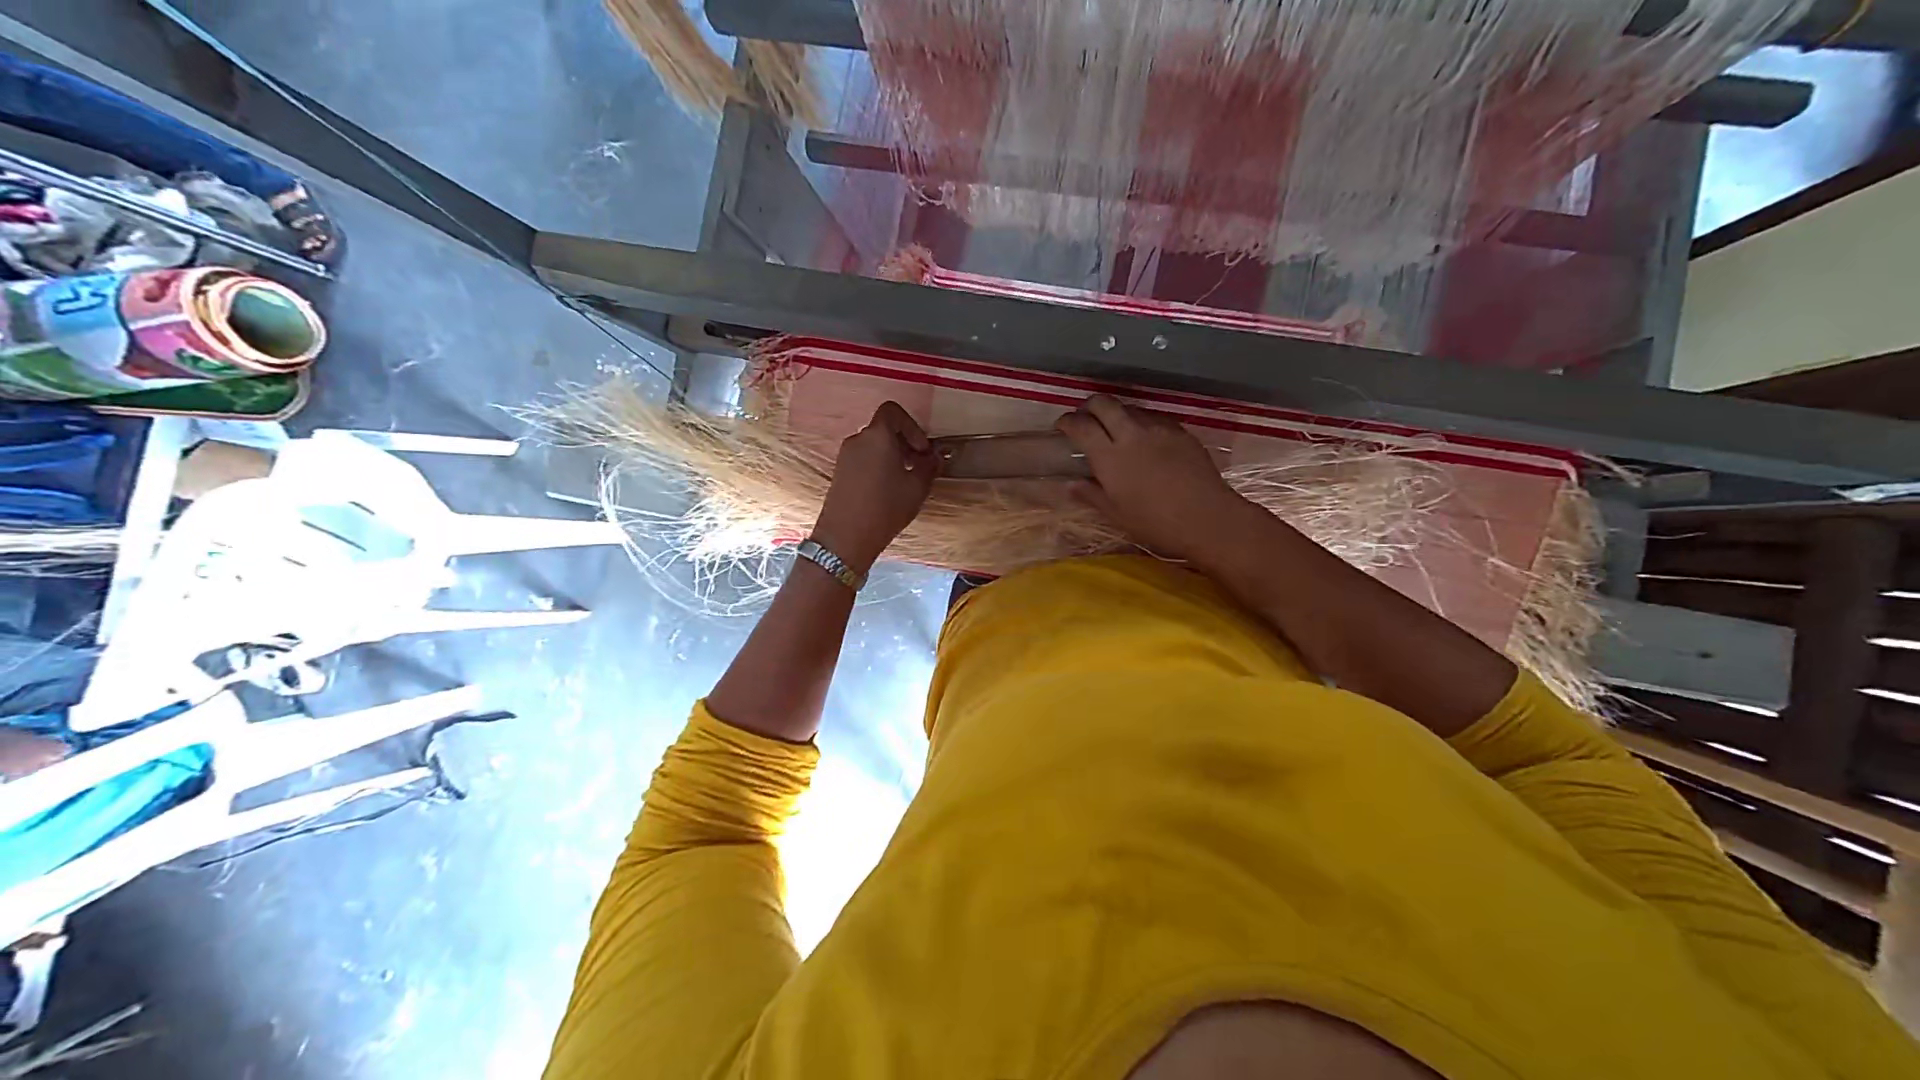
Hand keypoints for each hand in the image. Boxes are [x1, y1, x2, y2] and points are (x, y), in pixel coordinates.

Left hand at [809, 401, 938, 573]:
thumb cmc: (885, 508)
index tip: (921, 449)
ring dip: (891, 456)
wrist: (845, 538)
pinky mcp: (839, 473)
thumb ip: (929, 466)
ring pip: (873, 446)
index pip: (893, 411)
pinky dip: (877, 466)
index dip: (912, 426)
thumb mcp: (917, 488)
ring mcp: (845, 456)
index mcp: (877, 435)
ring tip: (904, 481)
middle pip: (883, 429)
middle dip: (904, 443)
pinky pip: (863, 459)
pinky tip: (886, 491)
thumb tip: (935, 456)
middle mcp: (858, 439)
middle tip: (918, 466)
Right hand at [1055, 395, 1256, 561]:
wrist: (1207, 518)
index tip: (1062, 427)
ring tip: (1115, 429)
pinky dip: (1142, 421)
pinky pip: (1154, 417)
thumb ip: (1091, 494)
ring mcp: (1158, 429)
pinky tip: (1145, 438)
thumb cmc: (1155, 523)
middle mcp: (1131, 434)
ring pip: (1130, 407)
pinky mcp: (1180, 431)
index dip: (1067, 422)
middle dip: (1090, 406)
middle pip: (1104, 403)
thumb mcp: (1116, 514)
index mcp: (1109, 456)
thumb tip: (1070, 484)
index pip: (1081, 425)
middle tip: (1086, 419)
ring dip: (1117, 413)